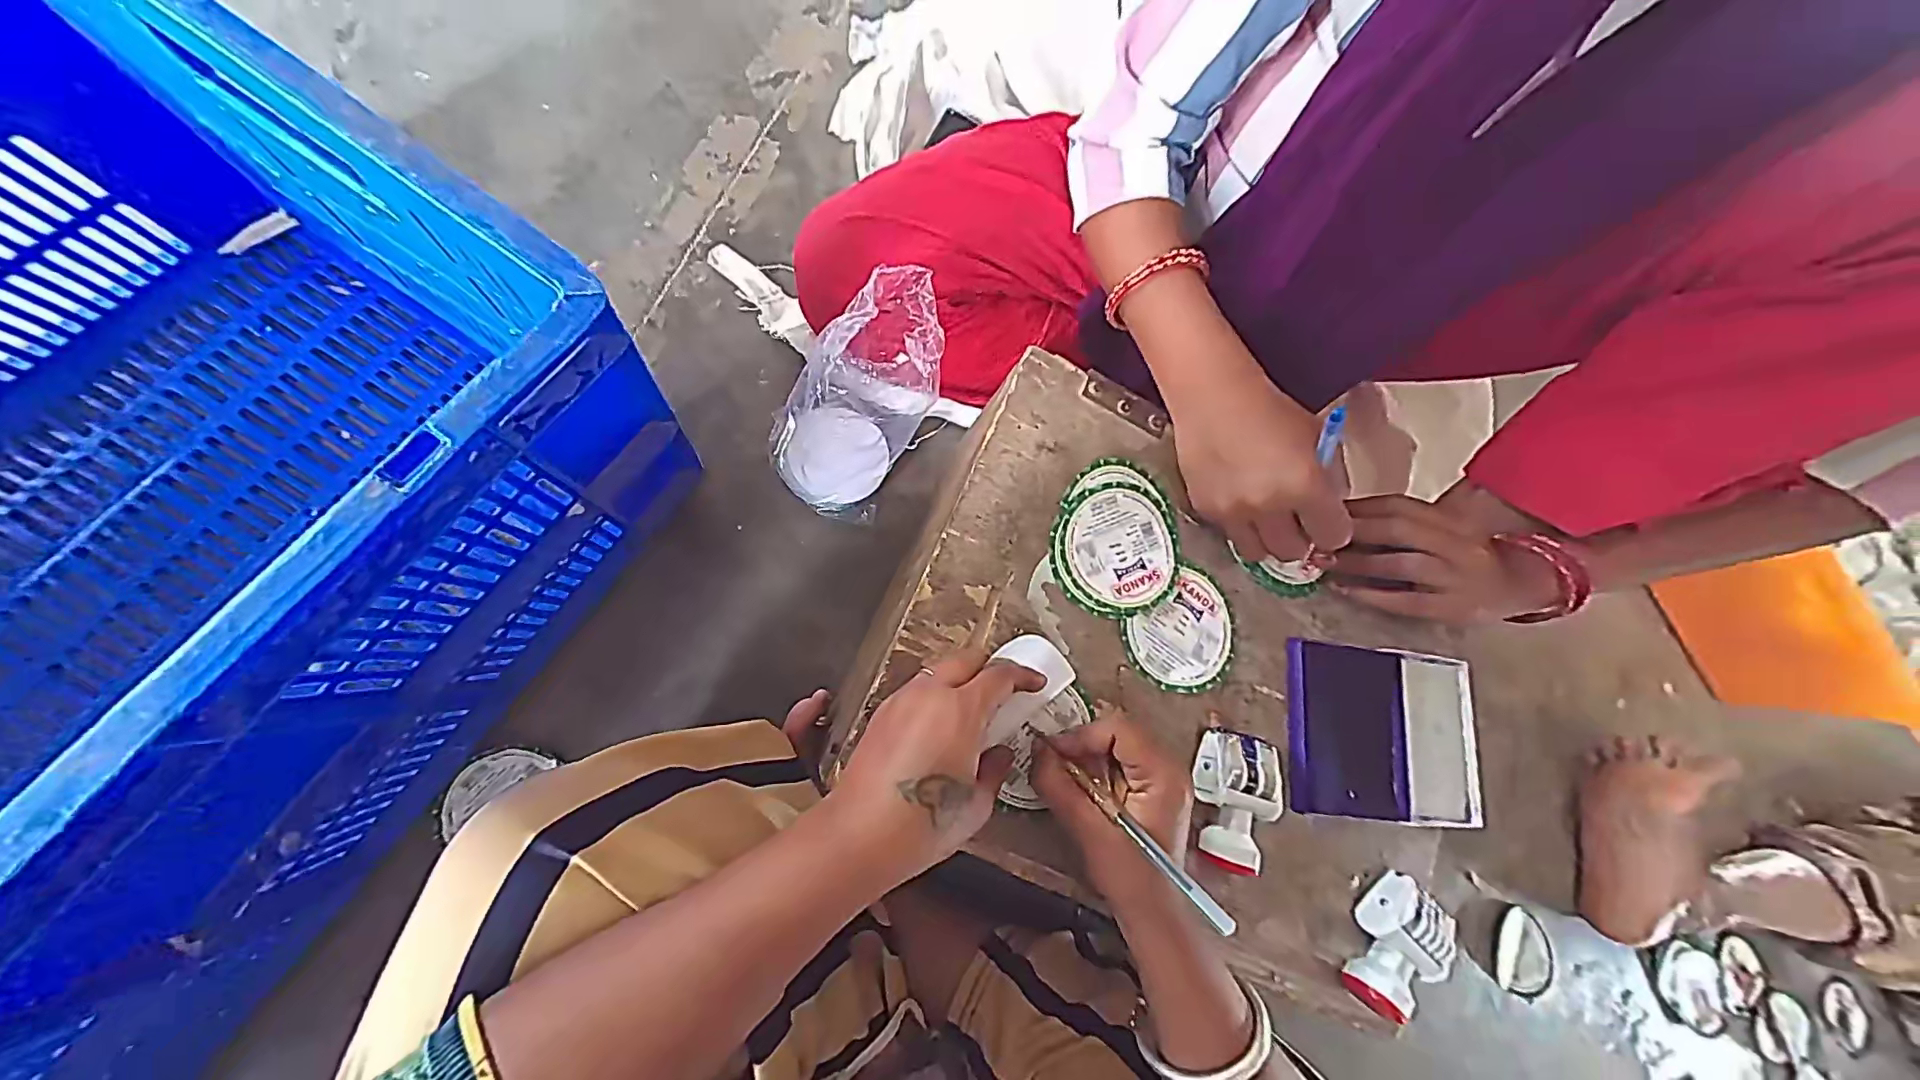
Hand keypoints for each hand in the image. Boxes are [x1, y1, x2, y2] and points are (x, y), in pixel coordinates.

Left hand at [829, 648, 1043, 880]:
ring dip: (958, 680)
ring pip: (936, 672)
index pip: (999, 674)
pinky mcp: (879, 716)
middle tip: (1004, 689)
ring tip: (970, 709)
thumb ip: (994, 769)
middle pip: (965, 659)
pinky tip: (938, 726)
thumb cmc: (921, 824)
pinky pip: (914, 691)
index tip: (1033, 682)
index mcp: (960, 710)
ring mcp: (900, 702)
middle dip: (988, 668)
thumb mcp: (976, 803)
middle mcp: (928, 695)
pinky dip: (933, 696)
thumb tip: (998, 754)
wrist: (858, 836)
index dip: (1021, 675)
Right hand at [1030, 709, 1192, 897]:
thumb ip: (1059, 786)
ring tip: (1065, 777)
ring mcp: (1164, 778)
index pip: (1118, 727)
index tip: (1053, 751)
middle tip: (1055, 762)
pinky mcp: (1153, 788)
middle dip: (1081, 744)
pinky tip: (1082, 788)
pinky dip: (1096, 768)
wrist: (1155, 914)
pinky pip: (1120, 761)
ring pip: (1116, 744)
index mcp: (1163, 774)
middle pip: (1118, 731)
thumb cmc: (1131, 878)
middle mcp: (1169, 768)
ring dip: (1086, 756)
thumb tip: (1038, 751)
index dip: (1080, 735)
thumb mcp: (1088, 830)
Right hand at [1164, 358, 1351, 562]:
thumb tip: (1328, 504)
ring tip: (1265, 520)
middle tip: (1296, 522)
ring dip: (1266, 540)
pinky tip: (1238, 501)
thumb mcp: (1314, 438)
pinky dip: (1238, 525)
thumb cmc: (1269, 408)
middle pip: (1293, 552)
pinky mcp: (1206, 510)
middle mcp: (1268, 507)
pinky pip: (1229, 534)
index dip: (1334, 529)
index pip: (1333, 536)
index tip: (1327, 520)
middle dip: (1300, 540)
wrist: (1212, 398)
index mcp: (1304, 486)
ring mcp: (1233, 512)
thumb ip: (1325, 476)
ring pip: (1258, 553)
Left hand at [1327, 495, 1562, 622]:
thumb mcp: (1438, 528)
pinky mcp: (1453, 607)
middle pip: (1398, 530)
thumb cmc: (1463, 553)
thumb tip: (1337, 513)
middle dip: (1352, 532)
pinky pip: (1407, 601)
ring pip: (1400, 565)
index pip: (1398, 506)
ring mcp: (1456, 576)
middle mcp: (1455, 543)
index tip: (1321, 512)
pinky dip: (1372, 595)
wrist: (1519, 585)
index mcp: (1448, 518)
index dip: (1358, 508)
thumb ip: (1399, 520)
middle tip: (1314, 539)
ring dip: (1356, 564)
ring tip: (1323, 564)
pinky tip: (1343, 590)